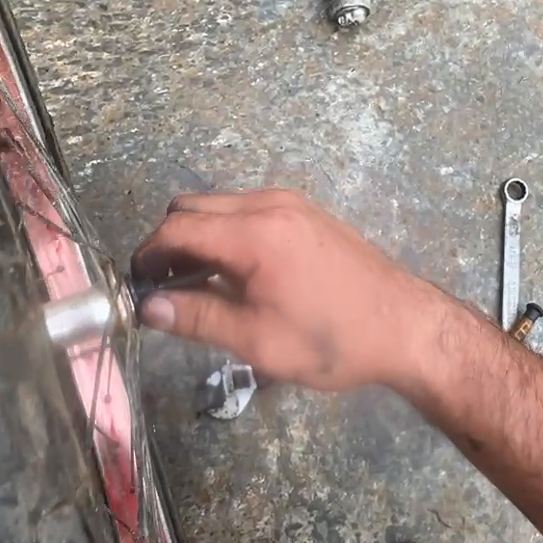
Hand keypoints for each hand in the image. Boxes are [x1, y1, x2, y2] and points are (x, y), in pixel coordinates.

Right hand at [132, 190, 460, 390]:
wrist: (405, 326)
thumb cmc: (332, 340)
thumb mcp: (258, 340)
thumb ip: (197, 318)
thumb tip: (147, 307)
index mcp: (254, 232)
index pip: (177, 227)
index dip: (148, 254)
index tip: (137, 286)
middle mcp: (268, 203)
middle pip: (193, 206)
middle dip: (170, 242)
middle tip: (167, 288)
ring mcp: (290, 203)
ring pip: (219, 205)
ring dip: (198, 236)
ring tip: (200, 284)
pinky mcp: (305, 211)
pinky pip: (246, 209)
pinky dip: (227, 231)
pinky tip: (236, 272)